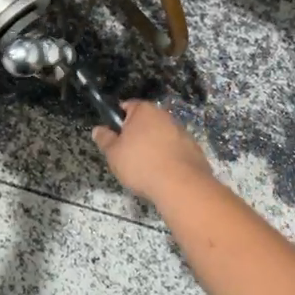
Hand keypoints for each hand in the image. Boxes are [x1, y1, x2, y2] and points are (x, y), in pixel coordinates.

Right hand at [92, 100, 213, 204]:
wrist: (182, 188)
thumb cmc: (142, 165)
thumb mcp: (113, 154)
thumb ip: (104, 139)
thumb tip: (98, 129)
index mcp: (144, 110)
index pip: (127, 106)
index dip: (119, 120)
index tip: (116, 137)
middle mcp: (165, 116)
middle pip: (147, 122)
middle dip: (139, 134)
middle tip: (130, 154)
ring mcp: (183, 133)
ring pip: (163, 137)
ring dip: (156, 147)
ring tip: (149, 168)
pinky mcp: (196, 151)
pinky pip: (177, 151)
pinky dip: (171, 159)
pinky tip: (165, 176)